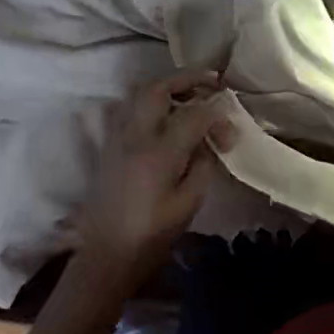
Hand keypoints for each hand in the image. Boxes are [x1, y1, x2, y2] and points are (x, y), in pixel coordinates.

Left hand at [78, 71, 232, 291]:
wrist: (103, 255)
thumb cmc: (150, 236)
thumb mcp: (187, 205)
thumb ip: (201, 165)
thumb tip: (208, 141)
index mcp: (160, 152)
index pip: (194, 114)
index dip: (217, 113)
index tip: (230, 125)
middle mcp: (135, 134)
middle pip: (158, 88)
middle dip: (186, 78)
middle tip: (211, 81)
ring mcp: (116, 136)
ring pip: (137, 93)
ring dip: (164, 86)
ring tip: (186, 92)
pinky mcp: (106, 145)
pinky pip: (123, 109)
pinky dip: (142, 101)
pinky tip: (156, 113)